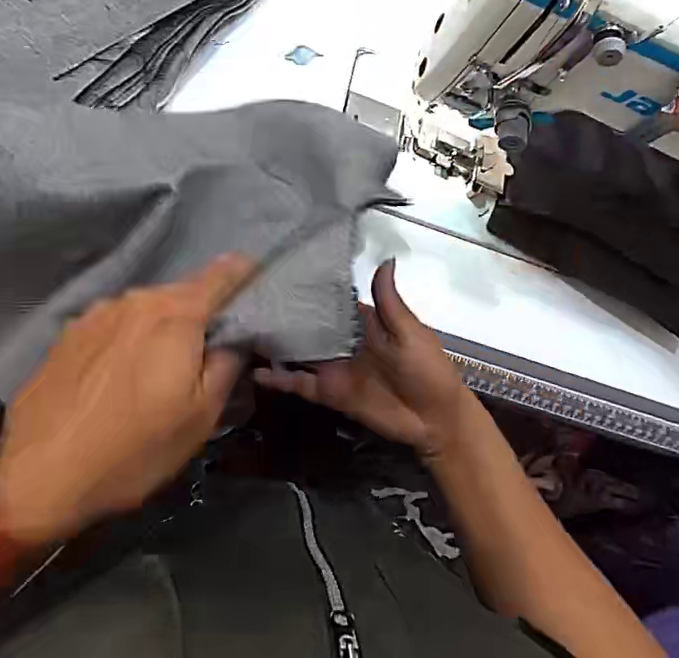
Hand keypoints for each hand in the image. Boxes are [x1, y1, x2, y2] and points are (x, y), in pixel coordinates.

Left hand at [0, 255, 255, 546]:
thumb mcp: (199, 418)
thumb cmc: (132, 449)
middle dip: (199, 316)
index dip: (244, 273)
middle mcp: (136, 299)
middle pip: (182, 294)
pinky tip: (115, 379)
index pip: (222, 274)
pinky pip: (114, 325)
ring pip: (145, 311)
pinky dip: (126, 341)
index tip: (257, 281)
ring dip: (159, 330)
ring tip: (153, 374)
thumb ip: (225, 365)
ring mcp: (98, 311)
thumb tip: (233, 337)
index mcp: (175, 314)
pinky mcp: (69, 331)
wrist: (38, 472)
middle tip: (204, 353)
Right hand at [254, 260, 478, 459]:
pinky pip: (298, 383)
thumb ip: (389, 300)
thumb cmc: (427, 369)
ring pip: (296, 350)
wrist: (436, 420)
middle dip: (283, 312)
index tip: (279, 272)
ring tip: (242, 327)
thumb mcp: (410, 331)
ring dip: (274, 342)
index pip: (329, 301)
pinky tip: (255, 370)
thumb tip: (385, 259)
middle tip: (248, 297)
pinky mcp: (328, 392)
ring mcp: (331, 367)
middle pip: (307, 324)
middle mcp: (341, 341)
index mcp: (361, 322)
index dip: (308, 288)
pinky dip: (277, 377)